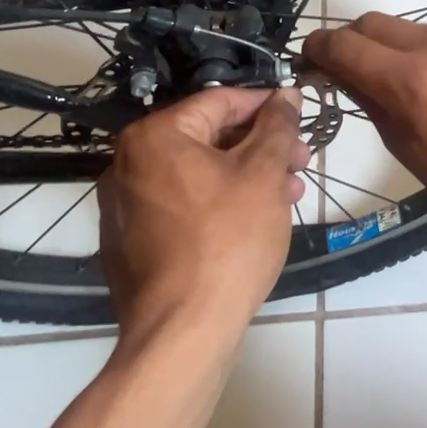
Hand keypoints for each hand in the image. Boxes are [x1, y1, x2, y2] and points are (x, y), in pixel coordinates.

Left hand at [96, 88, 309, 330]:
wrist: (183, 333)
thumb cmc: (227, 240)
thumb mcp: (264, 172)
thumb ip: (278, 126)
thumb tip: (285, 95)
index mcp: (153, 137)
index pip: (219, 101)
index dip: (266, 105)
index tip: (298, 115)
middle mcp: (127, 164)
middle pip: (209, 137)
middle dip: (261, 147)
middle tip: (301, 161)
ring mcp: (125, 207)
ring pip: (200, 173)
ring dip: (248, 176)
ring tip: (288, 194)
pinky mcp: (132, 244)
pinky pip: (184, 205)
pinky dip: (220, 203)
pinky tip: (256, 219)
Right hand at [301, 13, 426, 227]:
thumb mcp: (400, 143)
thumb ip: (367, 99)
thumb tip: (339, 73)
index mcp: (410, 80)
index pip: (345, 45)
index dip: (318, 48)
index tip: (308, 59)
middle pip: (371, 23)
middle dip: (349, 41)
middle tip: (340, 66)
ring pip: (403, 26)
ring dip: (383, 44)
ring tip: (383, 75)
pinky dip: (415, 48)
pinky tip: (422, 77)